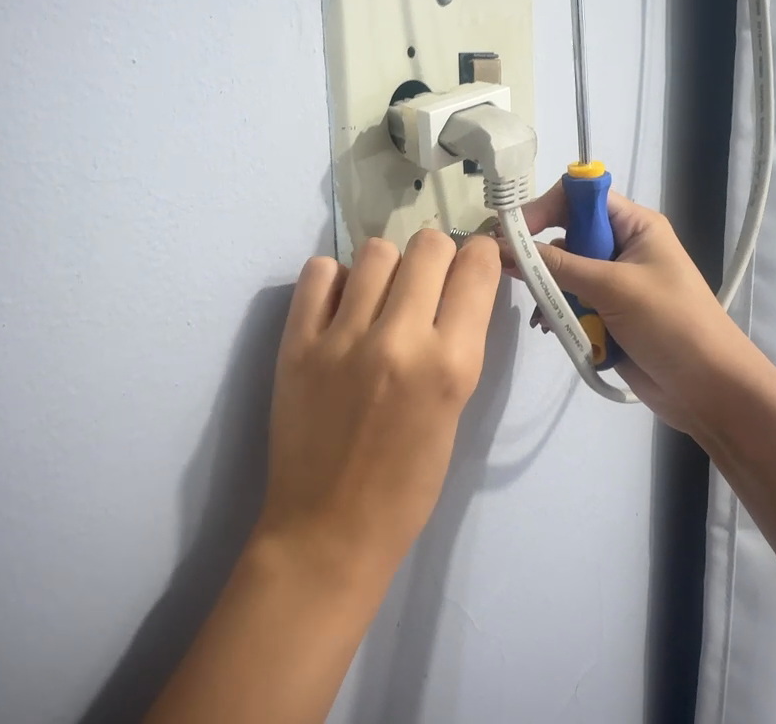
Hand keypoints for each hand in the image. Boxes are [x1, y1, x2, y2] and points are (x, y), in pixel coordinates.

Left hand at [254, 230, 501, 574]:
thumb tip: (458, 287)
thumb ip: (458, 345)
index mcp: (451, 365)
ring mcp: (341, 338)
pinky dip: (334, 281)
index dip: (479, 257)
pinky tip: (338, 309)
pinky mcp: (296, 343)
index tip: (470, 267)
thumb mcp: (455, 412)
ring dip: (386, 269)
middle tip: (424, 286)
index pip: (475, 267)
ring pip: (375, 251)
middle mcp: (399, 339)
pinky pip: (319, 272)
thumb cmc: (406, 485)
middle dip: (436, 257)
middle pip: (427, 246)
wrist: (329, 529)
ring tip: (378, 300)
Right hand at [502, 182, 760, 435]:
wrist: (708, 389)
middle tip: (511, 272)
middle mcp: (622, 246)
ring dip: (548, 290)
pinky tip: (549, 327)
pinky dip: (557, 312)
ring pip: (562, 271)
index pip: (580, 196)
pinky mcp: (606, 313)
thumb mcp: (612, 288)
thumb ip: (556, 266)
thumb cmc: (671, 324)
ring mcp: (613, 282)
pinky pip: (569, 301)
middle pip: (566, 234)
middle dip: (541, 254)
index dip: (545, 207)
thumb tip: (502, 247)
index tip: (514, 232)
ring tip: (542, 312)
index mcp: (634, 225)